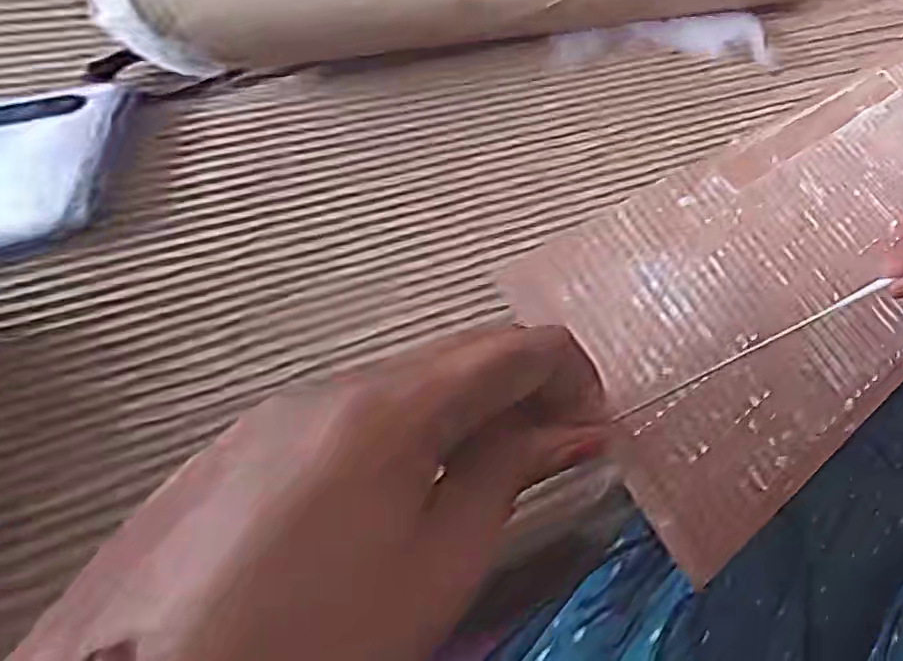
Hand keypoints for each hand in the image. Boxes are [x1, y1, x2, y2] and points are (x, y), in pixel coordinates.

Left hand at [13, 326, 607, 660]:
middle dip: (530, 385)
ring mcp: (277, 414)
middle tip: (555, 440)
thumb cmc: (316, 636)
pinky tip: (409, 479)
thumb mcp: (444, 555)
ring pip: (416, 376)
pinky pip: (356, 408)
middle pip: (472, 350)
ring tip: (490, 461)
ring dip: (474, 403)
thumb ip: (516, 467)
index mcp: (394, 403)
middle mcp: (336, 386)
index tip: (594, 425)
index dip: (576, 376)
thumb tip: (577, 428)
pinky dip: (412, 422)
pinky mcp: (233, 449)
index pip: (524, 347)